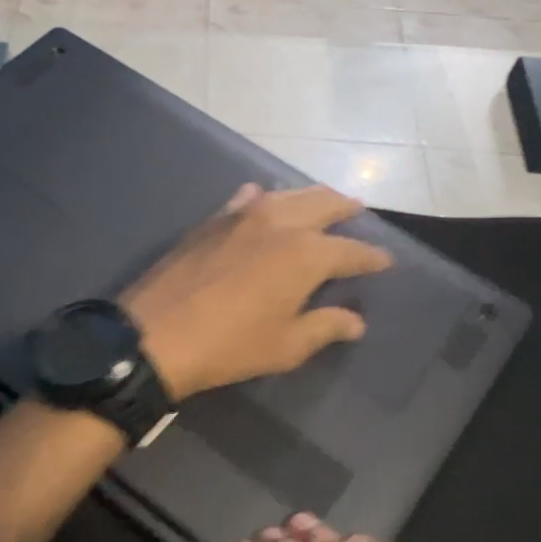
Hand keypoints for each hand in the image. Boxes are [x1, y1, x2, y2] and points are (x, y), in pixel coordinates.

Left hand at [121, 184, 392, 398]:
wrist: (156, 335)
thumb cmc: (229, 346)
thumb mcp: (285, 346)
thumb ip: (324, 327)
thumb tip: (355, 321)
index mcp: (306, 254)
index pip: (351, 251)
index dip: (371, 258)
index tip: (384, 262)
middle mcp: (279, 223)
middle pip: (322, 204)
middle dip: (344, 208)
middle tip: (358, 210)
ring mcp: (241, 217)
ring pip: (286, 195)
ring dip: (309, 197)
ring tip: (321, 203)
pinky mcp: (210, 221)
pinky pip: (246, 200)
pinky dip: (263, 199)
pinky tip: (262, 201)